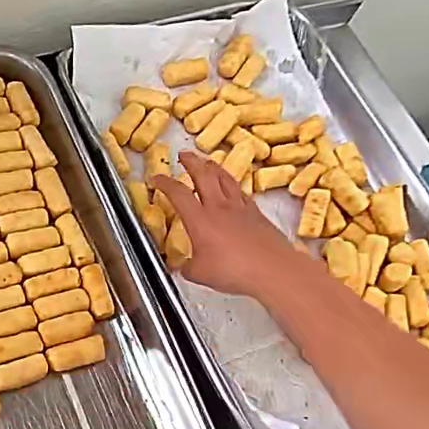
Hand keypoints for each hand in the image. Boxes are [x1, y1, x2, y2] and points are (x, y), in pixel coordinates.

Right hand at [151, 152, 311, 299]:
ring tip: (207, 161)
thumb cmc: (233, 270)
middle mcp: (219, 207)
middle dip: (191, 162)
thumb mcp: (200, 274)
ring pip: (224, 178)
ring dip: (213, 166)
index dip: (164, 183)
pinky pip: (241, 191)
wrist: (272, 269)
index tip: (156, 178)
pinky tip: (231, 186)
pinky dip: (232, 184)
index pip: (178, 193)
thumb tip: (182, 267)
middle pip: (203, 175)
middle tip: (184, 154)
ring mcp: (240, 207)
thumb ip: (187, 267)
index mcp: (200, 219)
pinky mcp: (256, 212)